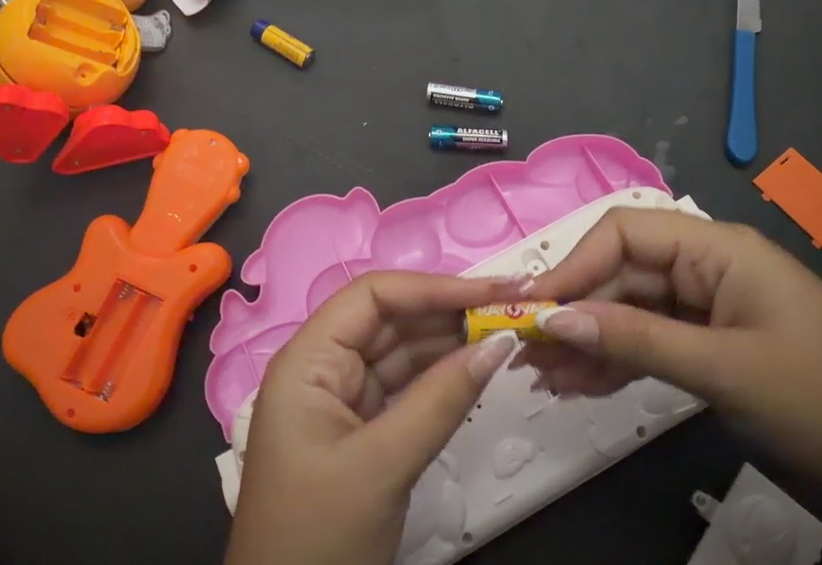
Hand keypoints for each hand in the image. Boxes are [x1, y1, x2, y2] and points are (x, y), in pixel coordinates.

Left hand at [224, 271, 521, 564]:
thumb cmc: (318, 535)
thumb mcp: (382, 465)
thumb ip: (442, 400)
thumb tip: (500, 342)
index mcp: (308, 360)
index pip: (373, 297)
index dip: (434, 286)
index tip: (493, 291)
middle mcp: (322, 369)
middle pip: (390, 320)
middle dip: (449, 311)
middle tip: (514, 307)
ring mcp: (341, 401)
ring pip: (401, 353)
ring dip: (451, 343)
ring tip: (507, 331)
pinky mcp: (360, 433)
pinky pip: (405, 389)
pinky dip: (441, 379)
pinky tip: (478, 369)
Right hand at [520, 209, 821, 529]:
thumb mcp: (725, 370)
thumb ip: (635, 340)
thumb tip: (553, 319)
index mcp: (717, 248)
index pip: (624, 233)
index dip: (572, 265)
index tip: (530, 308)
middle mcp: (707, 266)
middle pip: (620, 272)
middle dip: (573, 309)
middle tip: (524, 352)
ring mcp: (708, 307)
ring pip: (629, 310)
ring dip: (587, 340)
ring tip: (542, 377)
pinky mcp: (712, 344)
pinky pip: (650, 341)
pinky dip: (616, 361)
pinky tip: (578, 385)